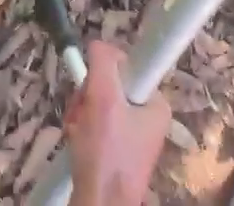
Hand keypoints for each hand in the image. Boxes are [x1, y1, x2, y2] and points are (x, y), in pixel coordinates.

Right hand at [65, 42, 169, 205]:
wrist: (99, 204)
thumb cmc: (106, 153)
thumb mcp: (104, 99)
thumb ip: (103, 63)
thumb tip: (99, 43)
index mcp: (155, 103)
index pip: (126, 65)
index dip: (103, 72)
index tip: (92, 87)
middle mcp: (147, 115)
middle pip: (108, 83)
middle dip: (87, 96)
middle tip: (81, 112)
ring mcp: (131, 132)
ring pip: (97, 102)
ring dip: (80, 111)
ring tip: (77, 130)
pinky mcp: (115, 146)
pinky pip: (94, 121)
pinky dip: (80, 126)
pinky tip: (77, 138)